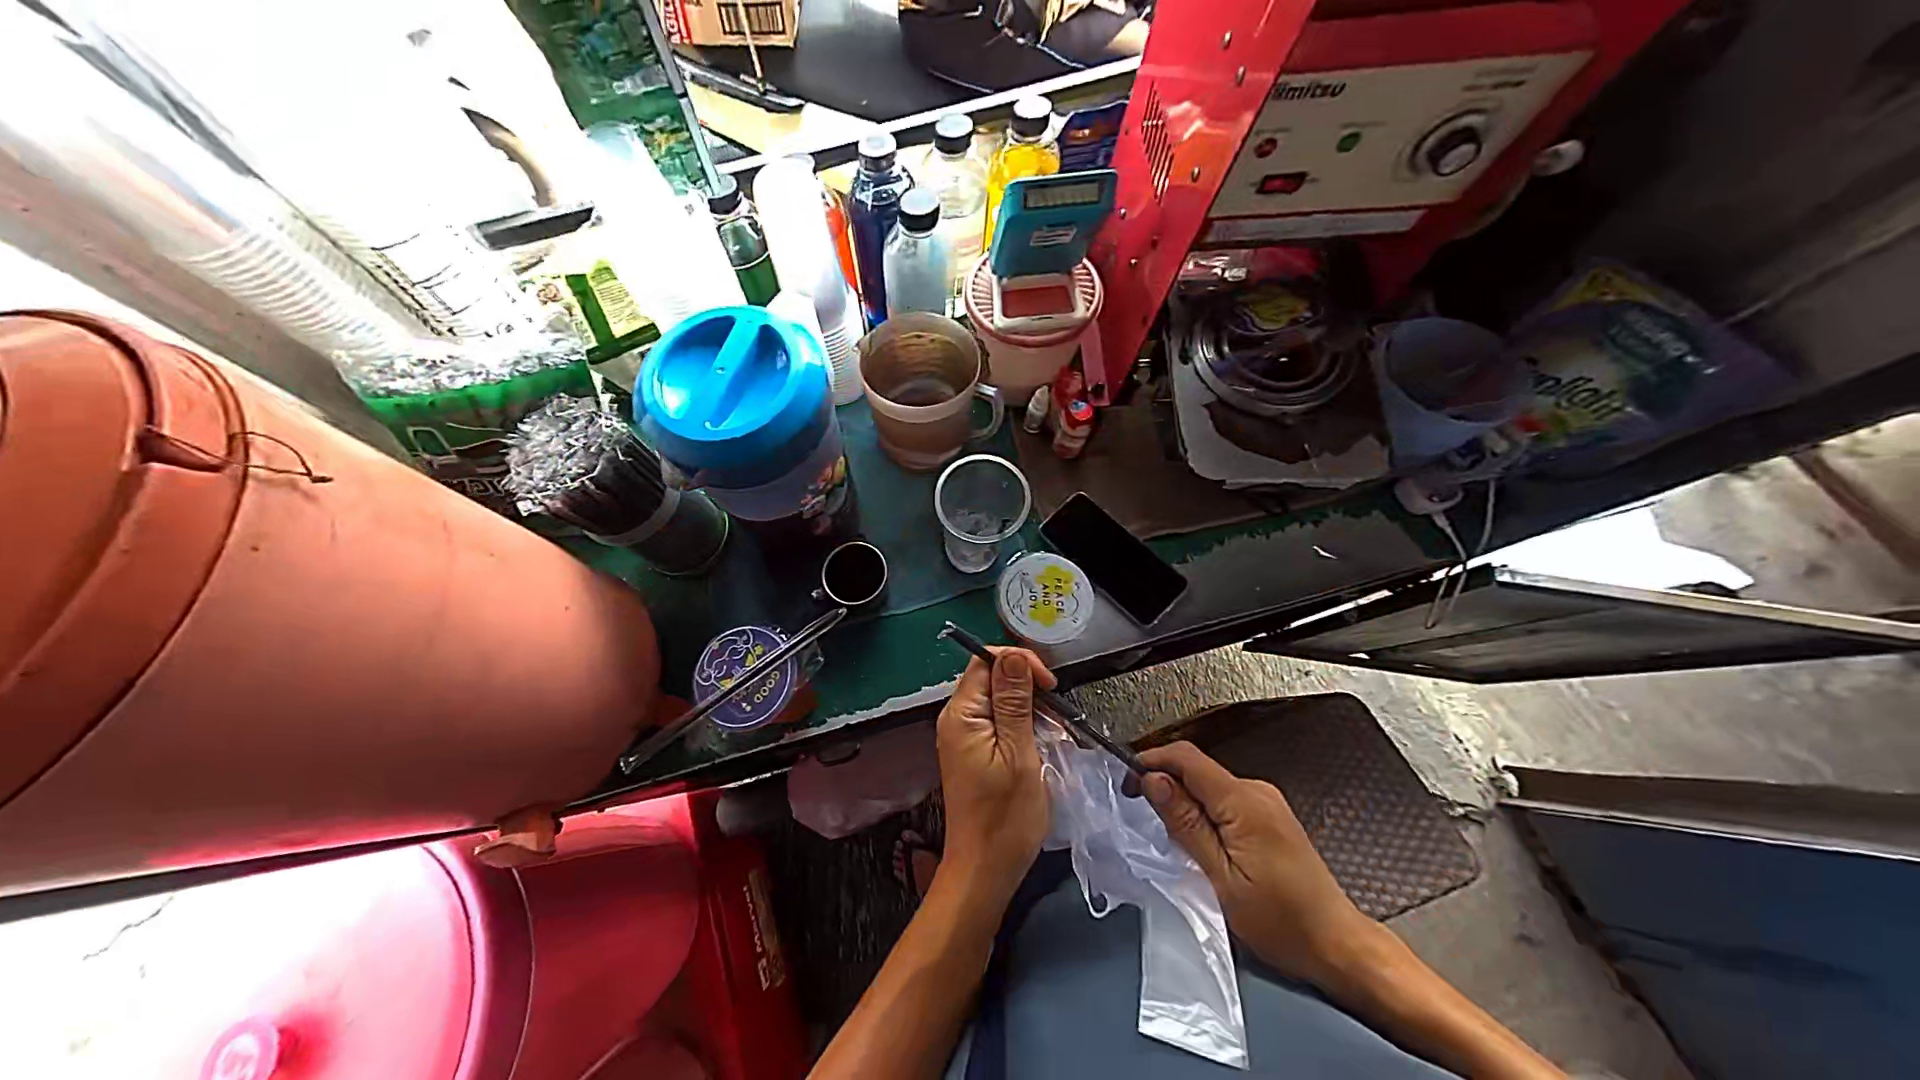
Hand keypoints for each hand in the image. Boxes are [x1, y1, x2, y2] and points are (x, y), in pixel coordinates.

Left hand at [935, 647, 1056, 900]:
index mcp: (962, 715)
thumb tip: (1013, 655)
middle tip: (1057, 715)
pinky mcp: (973, 751)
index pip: (986, 661)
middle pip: (992, 678)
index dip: (1020, 664)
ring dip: (1029, 709)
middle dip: (1028, 687)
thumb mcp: (1019, 754)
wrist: (985, 868)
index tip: (1050, 687)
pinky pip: (998, 722)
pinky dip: (1022, 727)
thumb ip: (1015, 702)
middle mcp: (956, 719)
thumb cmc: (1006, 818)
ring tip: (1053, 734)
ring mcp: (963, 736)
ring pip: (998, 700)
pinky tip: (1040, 745)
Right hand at [1138, 741, 1377, 987]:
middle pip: (1196, 768)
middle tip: (1140, 814)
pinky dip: (1202, 810)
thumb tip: (1153, 781)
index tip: (1126, 782)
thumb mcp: (1220, 878)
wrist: (1337, 946)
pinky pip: (1224, 798)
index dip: (1150, 760)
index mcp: (1244, 802)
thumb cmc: (1281, 922)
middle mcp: (1257, 791)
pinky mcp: (1270, 815)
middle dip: (1163, 783)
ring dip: (1182, 799)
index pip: (1186, 757)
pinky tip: (1197, 840)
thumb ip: (1185, 824)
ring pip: (1208, 784)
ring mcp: (1266, 802)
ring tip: (1168, 834)